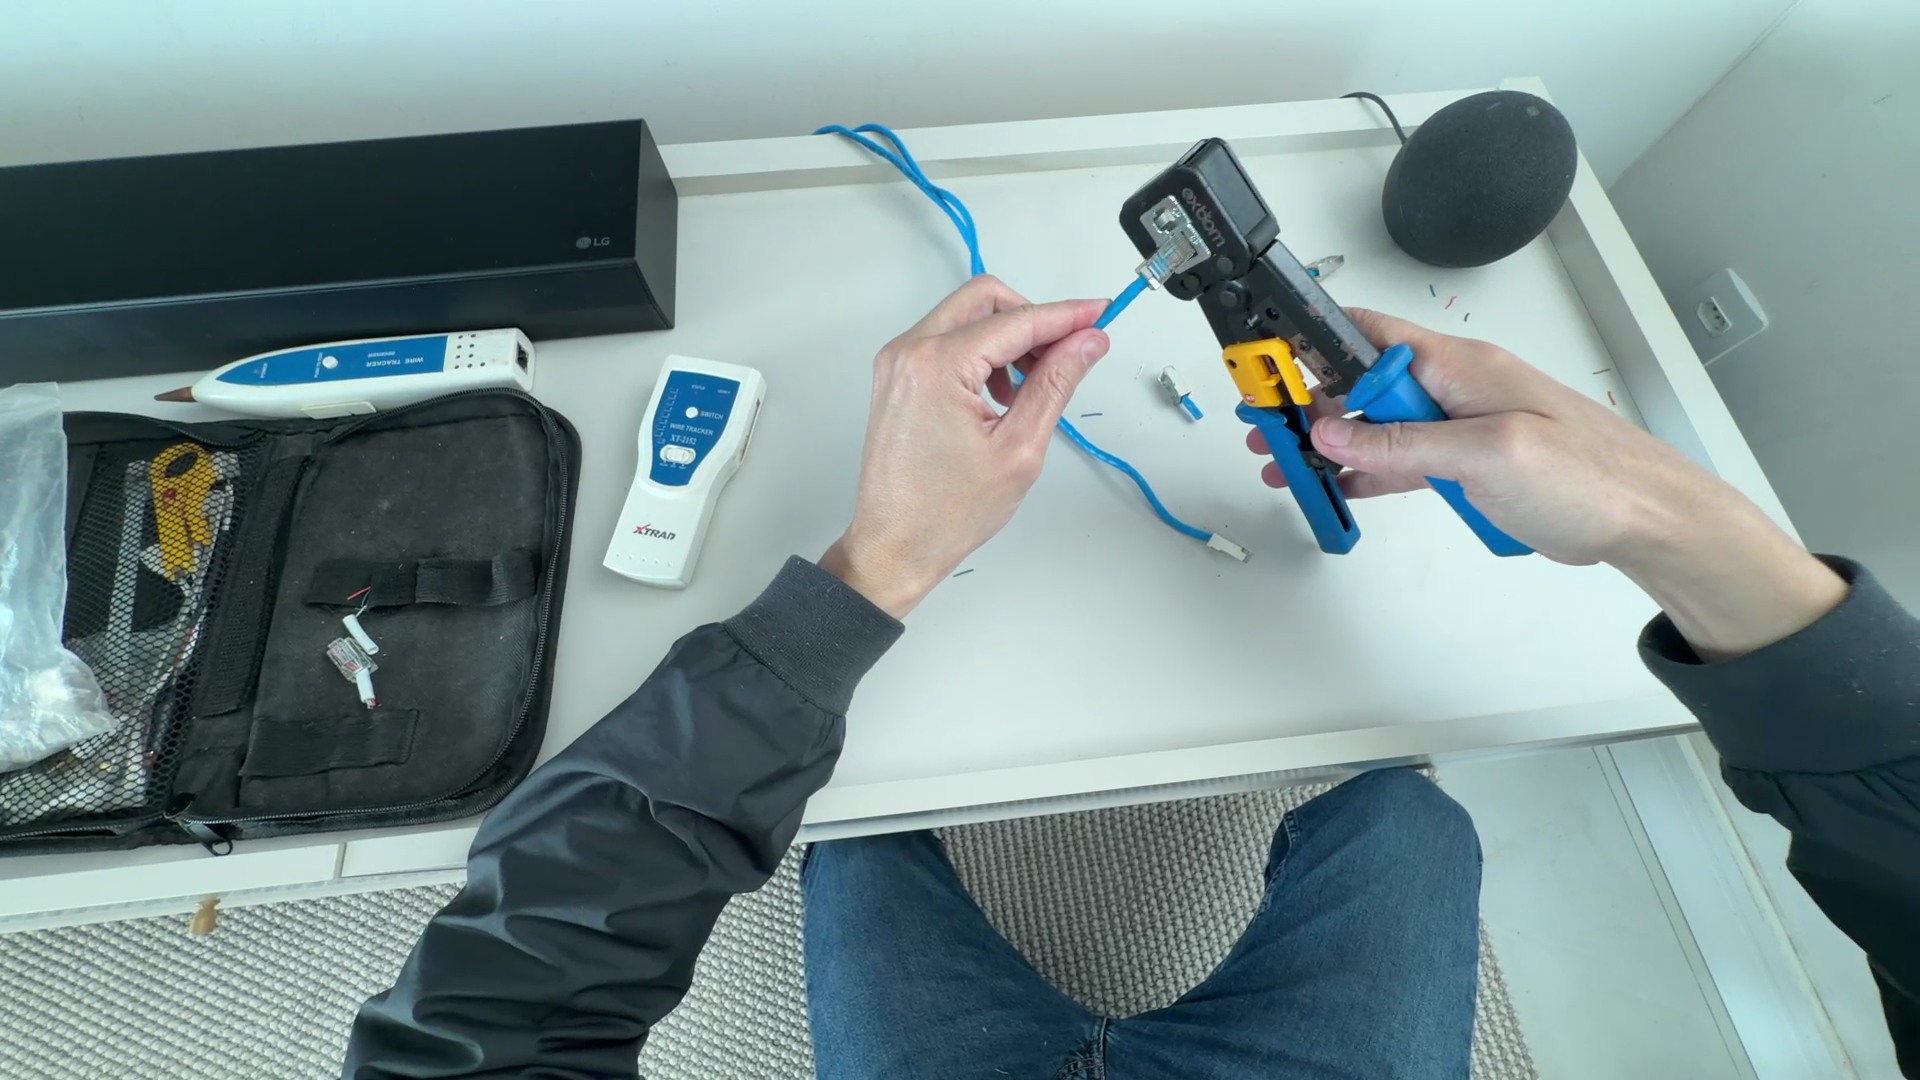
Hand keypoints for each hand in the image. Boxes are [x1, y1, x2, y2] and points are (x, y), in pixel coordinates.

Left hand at [820, 276, 1109, 617]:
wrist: (895, 547)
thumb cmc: (944, 514)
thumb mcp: (1019, 449)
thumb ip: (1055, 385)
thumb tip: (1085, 343)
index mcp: (936, 366)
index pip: (1016, 321)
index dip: (1066, 316)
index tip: (1098, 315)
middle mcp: (908, 353)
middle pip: (985, 299)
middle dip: (1032, 320)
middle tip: (1066, 353)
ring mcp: (897, 365)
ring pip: (965, 317)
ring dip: (1006, 339)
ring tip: (1028, 390)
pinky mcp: (896, 379)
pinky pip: (946, 343)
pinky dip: (980, 355)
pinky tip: (999, 396)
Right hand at [1248, 308, 1843, 659]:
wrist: (1646, 521)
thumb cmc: (1590, 476)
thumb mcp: (1486, 455)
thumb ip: (1401, 443)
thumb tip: (1331, 433)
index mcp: (1457, 367)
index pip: (1368, 337)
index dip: (1314, 346)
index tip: (1272, 369)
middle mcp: (1450, 388)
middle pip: (1358, 386)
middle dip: (1307, 407)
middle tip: (1265, 430)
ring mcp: (1453, 425)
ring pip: (1371, 426)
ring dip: (1327, 445)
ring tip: (1284, 465)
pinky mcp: (1458, 461)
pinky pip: (1395, 459)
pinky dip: (1361, 471)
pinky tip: (1334, 485)